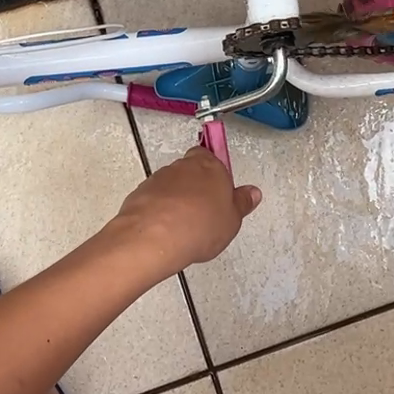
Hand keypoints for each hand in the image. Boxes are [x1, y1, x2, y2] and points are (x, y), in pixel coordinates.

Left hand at [112, 148, 261, 271]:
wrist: (155, 237)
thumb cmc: (198, 225)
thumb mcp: (233, 220)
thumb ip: (242, 203)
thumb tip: (252, 193)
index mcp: (210, 165)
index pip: (212, 156)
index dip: (215, 172)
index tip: (220, 189)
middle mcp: (183, 166)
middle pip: (191, 170)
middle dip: (197, 187)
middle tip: (205, 211)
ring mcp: (160, 178)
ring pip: (172, 185)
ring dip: (177, 199)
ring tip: (186, 226)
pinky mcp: (141, 193)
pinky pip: (155, 199)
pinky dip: (160, 210)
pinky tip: (167, 231)